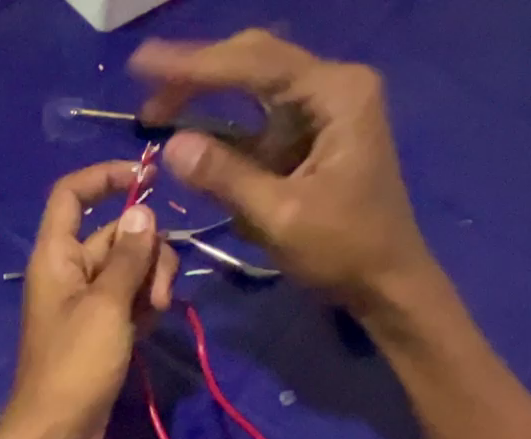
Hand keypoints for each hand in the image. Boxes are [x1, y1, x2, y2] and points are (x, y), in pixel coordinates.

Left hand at [0, 161, 179, 438]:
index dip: (104, 177)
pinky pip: (131, 301)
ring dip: (151, 283)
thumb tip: (143, 212)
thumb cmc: (74, 367)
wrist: (58, 432)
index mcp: (55, 256)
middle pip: (117, 233)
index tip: (148, 177)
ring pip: (131, 268)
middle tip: (157, 292)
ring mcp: (88, 303)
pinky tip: (151, 329)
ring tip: (156, 315)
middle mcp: (70, 272)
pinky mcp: (104, 330)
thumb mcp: (106, 307)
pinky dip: (145, 308)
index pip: (71, 195)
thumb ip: (128, 257)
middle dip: (147, 252)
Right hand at [130, 30, 436, 313]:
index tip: (142, 65)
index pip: (254, 63)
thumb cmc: (344, 250)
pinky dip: (225, 133)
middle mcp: (332, 88)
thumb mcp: (280, 217)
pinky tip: (193, 141)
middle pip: (253, 63)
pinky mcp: (311, 140)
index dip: (193, 65)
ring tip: (157, 114)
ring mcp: (323, 112)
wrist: (388, 283)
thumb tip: (170, 147)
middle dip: (197, 78)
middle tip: (145, 96)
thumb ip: (225, 178)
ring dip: (207, 101)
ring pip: (253, 90)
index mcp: (335, 93)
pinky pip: (259, 124)